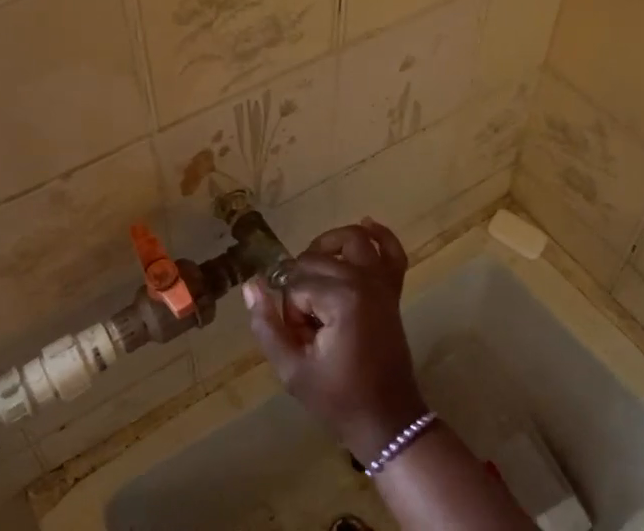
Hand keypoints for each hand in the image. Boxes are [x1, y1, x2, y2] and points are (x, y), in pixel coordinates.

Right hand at [241, 219, 427, 461]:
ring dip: (327, 247)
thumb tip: (251, 285)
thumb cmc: (337, 399)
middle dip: (301, 288)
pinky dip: (381, 235)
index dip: (290, 312)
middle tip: (306, 327)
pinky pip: (392, 252)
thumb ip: (267, 325)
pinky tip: (366, 224)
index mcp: (341, 299)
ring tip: (311, 272)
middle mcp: (364, 281)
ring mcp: (382, 283)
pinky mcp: (393, 290)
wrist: (386, 419)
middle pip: (316, 261)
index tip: (301, 341)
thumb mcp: (291, 370)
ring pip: (351, 241)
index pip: (296, 285)